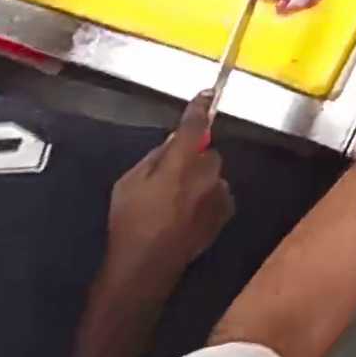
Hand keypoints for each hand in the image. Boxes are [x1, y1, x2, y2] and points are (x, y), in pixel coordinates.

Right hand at [105, 94, 235, 292]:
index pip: (194, 127)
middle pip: (208, 153)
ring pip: (213, 175)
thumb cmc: (131, 221)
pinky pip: (218, 193)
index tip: (207, 93)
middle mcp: (208, 173)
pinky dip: (207, 196)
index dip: (199, 109)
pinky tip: (188, 214)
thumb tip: (173, 142)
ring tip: (176, 202)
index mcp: (181, 162)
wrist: (149, 263)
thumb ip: (156, 158)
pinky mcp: (227, 210)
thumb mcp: (129, 182)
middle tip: (171, 176)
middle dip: (194, 158)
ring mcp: (220, 193)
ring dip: (201, 180)